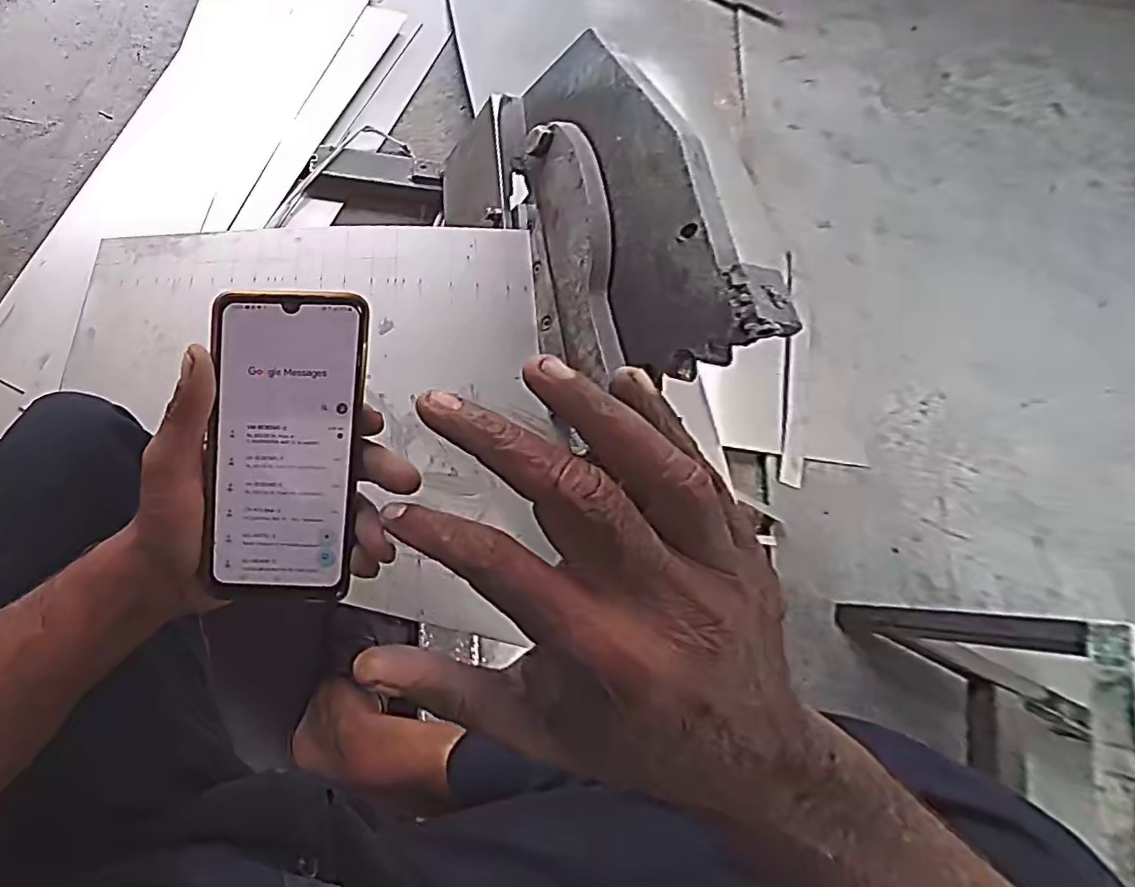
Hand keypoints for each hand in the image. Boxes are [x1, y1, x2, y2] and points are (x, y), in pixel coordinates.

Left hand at [125, 345, 421, 614]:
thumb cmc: (162, 517)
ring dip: (371, 514)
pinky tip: (360, 558)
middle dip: (376, 462)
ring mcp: (289, 500)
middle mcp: (277, 462)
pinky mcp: (294, 536)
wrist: (164, 580)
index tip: (366, 414)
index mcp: (252, 434)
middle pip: (339, 452)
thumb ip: (186, 411)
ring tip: (378, 539)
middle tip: (397, 476)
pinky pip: (334, 538)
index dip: (342, 406)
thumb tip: (198, 356)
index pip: (304, 409)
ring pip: (345, 498)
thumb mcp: (169, 459)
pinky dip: (354, 547)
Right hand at [352, 356, 828, 818]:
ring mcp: (707, 566)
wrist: (757, 764)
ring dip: (589, 411)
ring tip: (538, 371)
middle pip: (575, 497)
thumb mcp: (536, 730)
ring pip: (652, 470)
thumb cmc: (643, 744)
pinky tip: (627, 381)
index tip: (403, 513)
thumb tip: (378, 668)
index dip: (440, 534)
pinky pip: (704, 471)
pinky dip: (662, 419)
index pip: (504, 570)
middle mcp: (658, 600)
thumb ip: (451, 691)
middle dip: (497, 442)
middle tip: (444, 408)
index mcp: (601, 648)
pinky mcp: (737, 545)